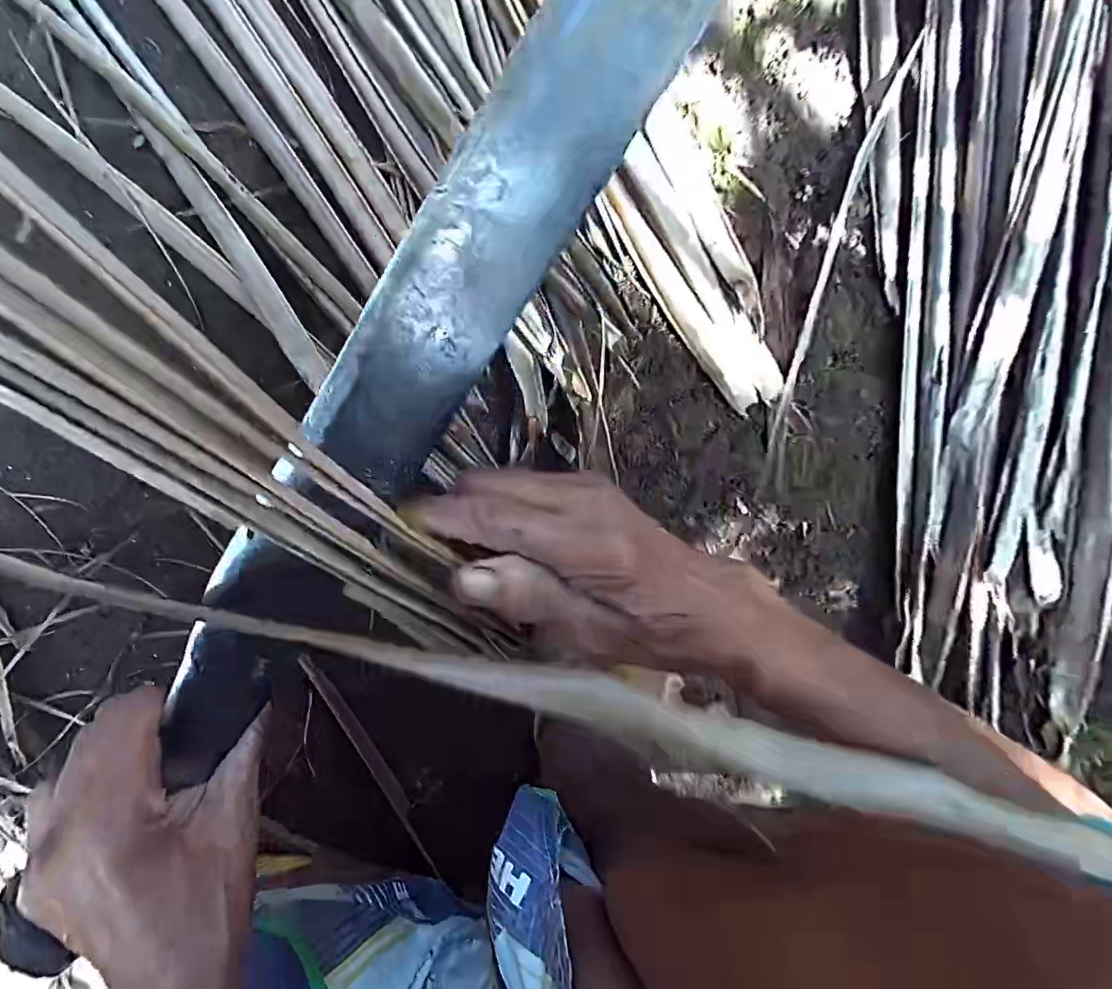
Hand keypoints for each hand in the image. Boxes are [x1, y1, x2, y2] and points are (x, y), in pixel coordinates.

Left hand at [16, 687, 263, 988]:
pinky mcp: (31, 879)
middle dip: (137, 727)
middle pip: (92, 734)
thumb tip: (256, 704)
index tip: (187, 715)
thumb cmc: (207, 913)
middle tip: (178, 744)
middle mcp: (59, 834)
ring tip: (148, 775)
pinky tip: (115, 808)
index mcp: (107, 819)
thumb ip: (242, 751)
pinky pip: (50, 805)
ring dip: (108, 755)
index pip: (122, 717)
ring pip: (68, 764)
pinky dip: (82, 790)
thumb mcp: (232, 824)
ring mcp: (37, 860)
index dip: (161, 704)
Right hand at [407, 470, 831, 690]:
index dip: (443, 517)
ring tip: (464, 548)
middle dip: (452, 508)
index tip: (401, 522)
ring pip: (501, 477)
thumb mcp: (590, 633)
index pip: (494, 515)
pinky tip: (501, 536)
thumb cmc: (653, 632)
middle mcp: (580, 497)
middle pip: (489, 484)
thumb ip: (526, 597)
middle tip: (433, 550)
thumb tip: (461, 576)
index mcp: (584, 540)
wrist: (711, 601)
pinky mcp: (585, 483)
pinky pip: (521, 482)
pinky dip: (497, 502)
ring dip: (473, 504)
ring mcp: (584, 484)